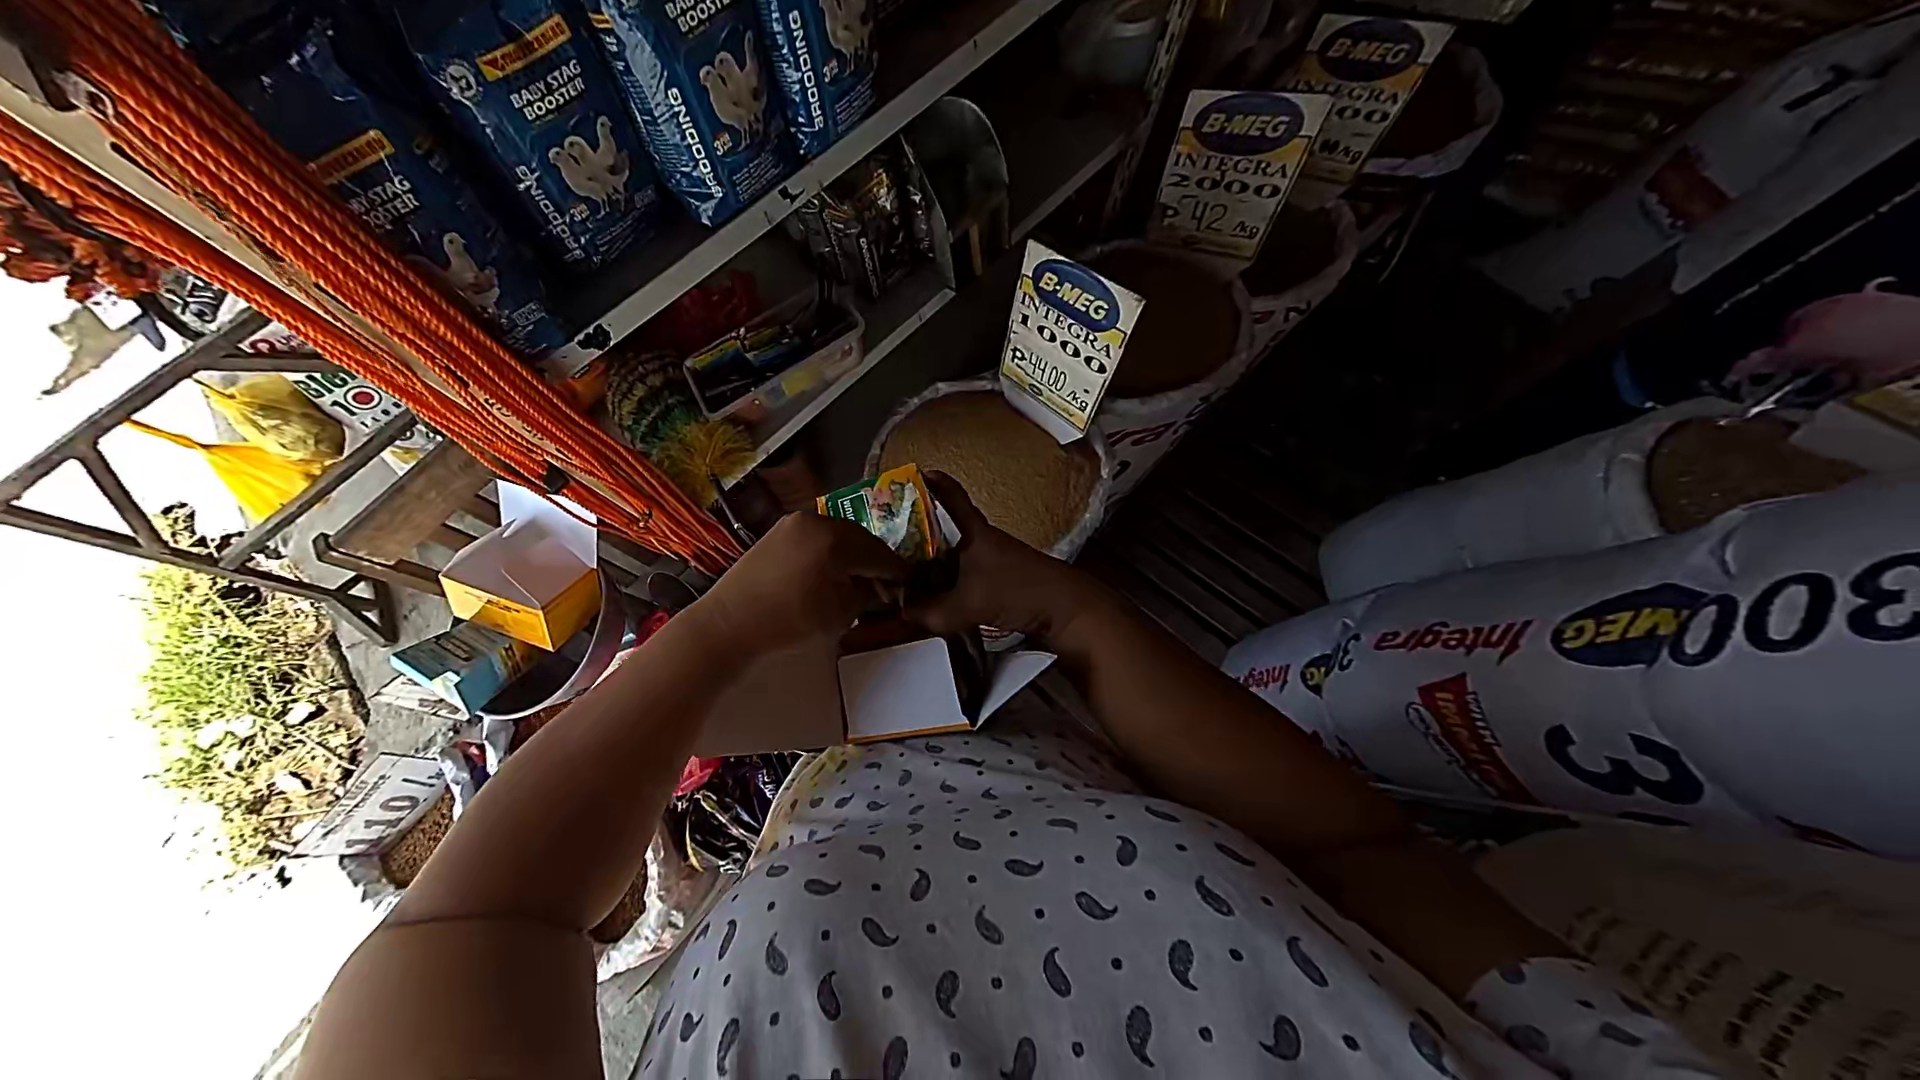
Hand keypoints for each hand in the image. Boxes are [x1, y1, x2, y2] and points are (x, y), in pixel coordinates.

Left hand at [683, 512, 907, 656]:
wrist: (729, 623)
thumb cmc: (788, 621)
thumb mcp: (840, 612)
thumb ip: (867, 595)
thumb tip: (882, 590)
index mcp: (835, 538)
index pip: (879, 553)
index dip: (897, 572)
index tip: (909, 584)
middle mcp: (817, 520)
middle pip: (861, 538)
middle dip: (875, 561)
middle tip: (886, 585)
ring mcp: (795, 522)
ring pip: (839, 535)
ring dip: (854, 555)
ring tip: (859, 581)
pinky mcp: (780, 531)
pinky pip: (818, 536)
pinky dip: (832, 552)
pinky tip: (833, 572)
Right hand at [905, 471, 1101, 638]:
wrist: (1067, 610)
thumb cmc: (1020, 591)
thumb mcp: (969, 604)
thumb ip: (933, 612)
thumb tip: (905, 613)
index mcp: (976, 534)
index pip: (953, 499)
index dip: (936, 483)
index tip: (917, 471)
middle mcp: (982, 544)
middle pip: (943, 537)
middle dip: (917, 544)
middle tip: (889, 553)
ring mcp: (991, 565)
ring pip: (951, 563)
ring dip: (930, 573)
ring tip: (904, 586)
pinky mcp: (999, 585)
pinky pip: (962, 584)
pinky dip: (946, 592)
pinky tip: (932, 607)